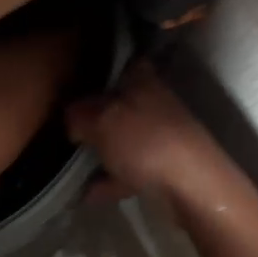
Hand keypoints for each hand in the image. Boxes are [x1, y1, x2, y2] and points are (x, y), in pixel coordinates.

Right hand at [66, 61, 228, 202]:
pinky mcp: (164, 165)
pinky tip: (87, 194)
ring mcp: (159, 133)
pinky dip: (110, 180)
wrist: (192, 185)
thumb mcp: (98, 120)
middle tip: (65, 129)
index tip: (68, 84)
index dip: (92, 71)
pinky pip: (129, 169)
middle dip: (92, 116)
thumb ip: (77, 115)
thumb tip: (70, 119)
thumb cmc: (143, 140)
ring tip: (71, 168)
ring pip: (122, 137)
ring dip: (100, 152)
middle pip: (115, 102)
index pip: (115, 62)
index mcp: (139, 77)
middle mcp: (151, 99)